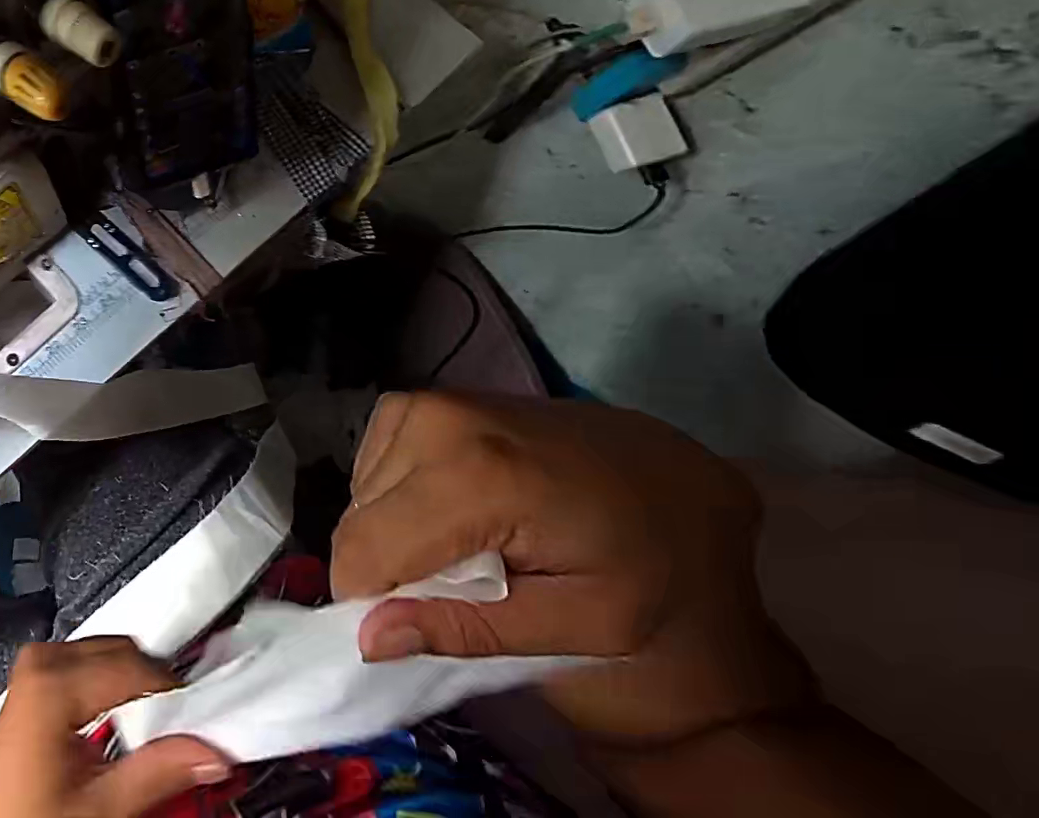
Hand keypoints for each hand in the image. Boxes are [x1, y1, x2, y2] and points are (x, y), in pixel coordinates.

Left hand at [0, 638, 229, 817]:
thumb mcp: (100, 808)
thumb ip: (159, 773)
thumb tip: (208, 751)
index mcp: (53, 681)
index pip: (138, 665)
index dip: (179, 692)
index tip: (207, 717)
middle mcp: (41, 663)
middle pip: (123, 653)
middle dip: (156, 688)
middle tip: (186, 726)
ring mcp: (33, 669)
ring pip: (106, 657)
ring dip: (134, 687)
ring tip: (155, 732)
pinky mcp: (32, 683)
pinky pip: (86, 667)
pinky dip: (111, 689)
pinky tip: (122, 726)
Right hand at [331, 392, 813, 740]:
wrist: (678, 485)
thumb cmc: (651, 566)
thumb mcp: (585, 626)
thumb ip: (470, 631)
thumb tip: (368, 639)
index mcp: (479, 475)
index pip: (367, 548)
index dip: (372, 604)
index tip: (417, 630)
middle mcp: (438, 421)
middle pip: (360, 520)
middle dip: (389, 568)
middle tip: (462, 589)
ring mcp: (427, 401)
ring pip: (362, 492)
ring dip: (390, 532)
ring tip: (462, 548)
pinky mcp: (421, 399)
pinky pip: (372, 463)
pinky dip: (392, 498)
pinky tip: (445, 509)